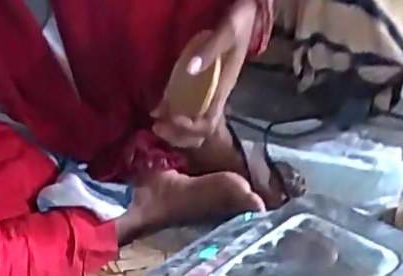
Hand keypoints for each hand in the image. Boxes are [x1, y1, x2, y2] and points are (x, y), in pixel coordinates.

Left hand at [151, 0, 258, 148]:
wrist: (247, 14)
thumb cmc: (240, 22)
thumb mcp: (227, 32)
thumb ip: (210, 50)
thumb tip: (190, 70)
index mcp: (222, 92)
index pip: (207, 125)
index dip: (189, 128)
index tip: (173, 119)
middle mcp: (214, 100)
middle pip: (197, 134)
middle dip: (177, 135)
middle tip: (156, 127)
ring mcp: (207, 96)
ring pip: (191, 128)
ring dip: (173, 131)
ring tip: (155, 123)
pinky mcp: (201, 90)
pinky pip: (186, 112)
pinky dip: (171, 116)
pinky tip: (157, 110)